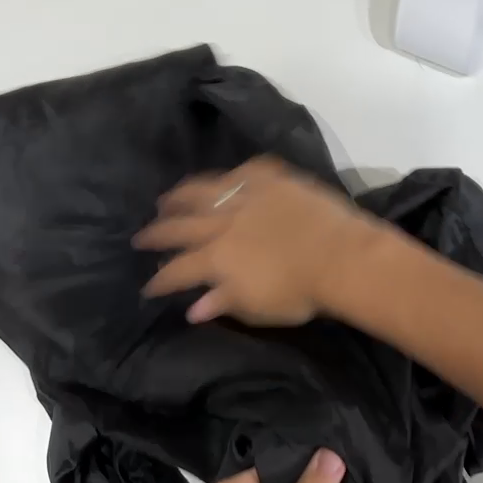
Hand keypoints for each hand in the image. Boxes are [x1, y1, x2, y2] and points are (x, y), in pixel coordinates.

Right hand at [134, 156, 383, 324]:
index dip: (161, 280)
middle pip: (181, 226)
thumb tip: (193, 309)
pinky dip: (230, 177)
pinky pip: (244, 173)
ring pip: (204, 192)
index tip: (147, 288)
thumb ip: (222, 303)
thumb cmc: (299, 293)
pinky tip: (224, 179)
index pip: (178, 270)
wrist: (341, 257)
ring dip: (181, 196)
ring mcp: (248, 196)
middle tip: (140, 236)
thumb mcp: (256, 307)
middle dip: (158, 233)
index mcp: (217, 258)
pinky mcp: (273, 179)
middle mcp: (224, 223)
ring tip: (166, 199)